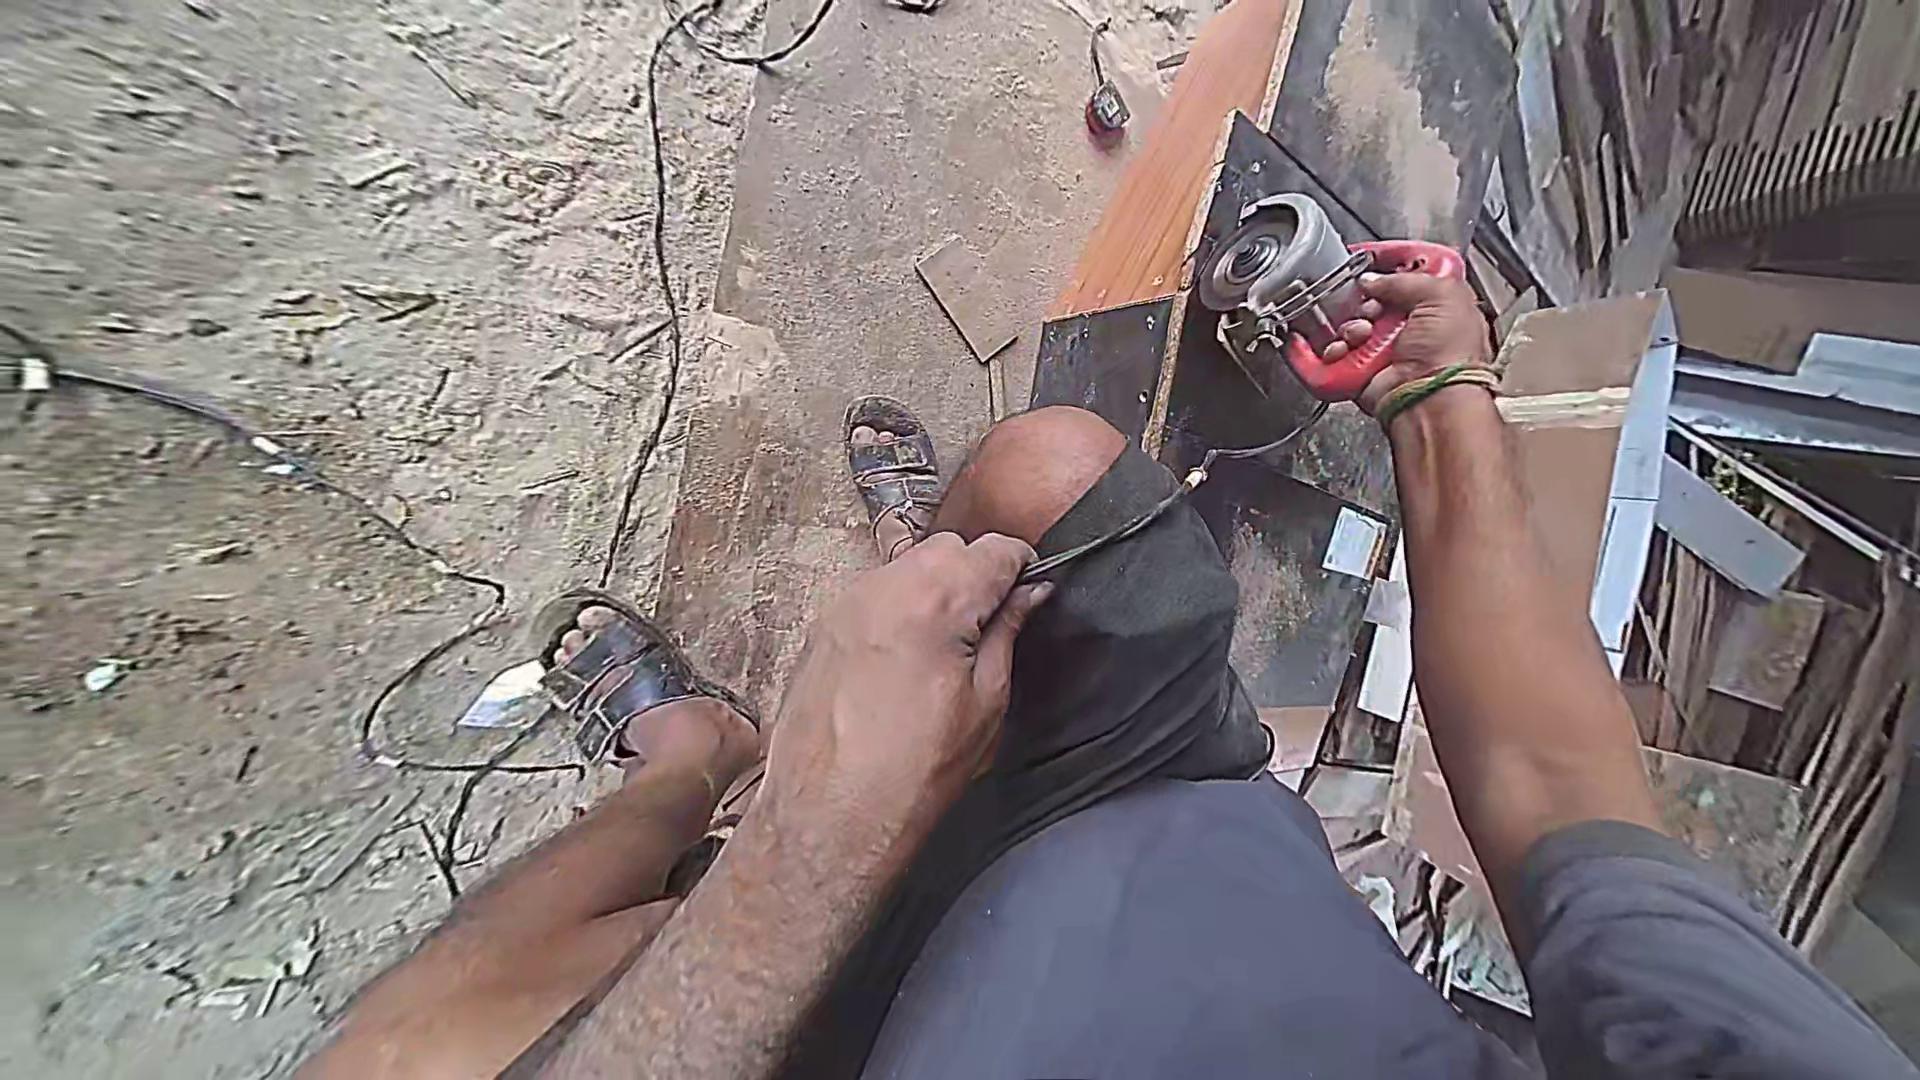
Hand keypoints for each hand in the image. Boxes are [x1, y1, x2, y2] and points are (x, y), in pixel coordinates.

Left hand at [759, 532, 1052, 851]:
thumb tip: (1031, 593)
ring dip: (938, 583)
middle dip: (978, 571)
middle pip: (951, 547)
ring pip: (911, 560)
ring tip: (945, 637)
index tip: (1026, 590)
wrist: (830, 812)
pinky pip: (878, 586)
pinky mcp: (827, 618)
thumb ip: (1008, 631)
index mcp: (937, 601)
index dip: (1021, 567)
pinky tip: (906, 646)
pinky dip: (903, 599)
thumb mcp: (986, 701)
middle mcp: (888, 585)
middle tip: (987, 619)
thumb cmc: (915, 769)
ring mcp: (849, 598)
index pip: (996, 548)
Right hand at [1333, 271, 1493, 415]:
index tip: (1367, 259)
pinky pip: (1330, 355)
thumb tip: (1372, 279)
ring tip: (1358, 336)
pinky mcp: (1357, 370)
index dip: (1388, 264)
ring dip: (1348, 328)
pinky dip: (1328, 351)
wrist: (1426, 397)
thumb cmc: (1449, 354)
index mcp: (1434, 305)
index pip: (1406, 275)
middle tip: (1370, 308)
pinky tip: (1338, 352)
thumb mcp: (1443, 297)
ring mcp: (1379, 349)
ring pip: (1347, 326)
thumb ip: (1407, 279)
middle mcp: (1405, 326)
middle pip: (1369, 300)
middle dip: (1363, 300)